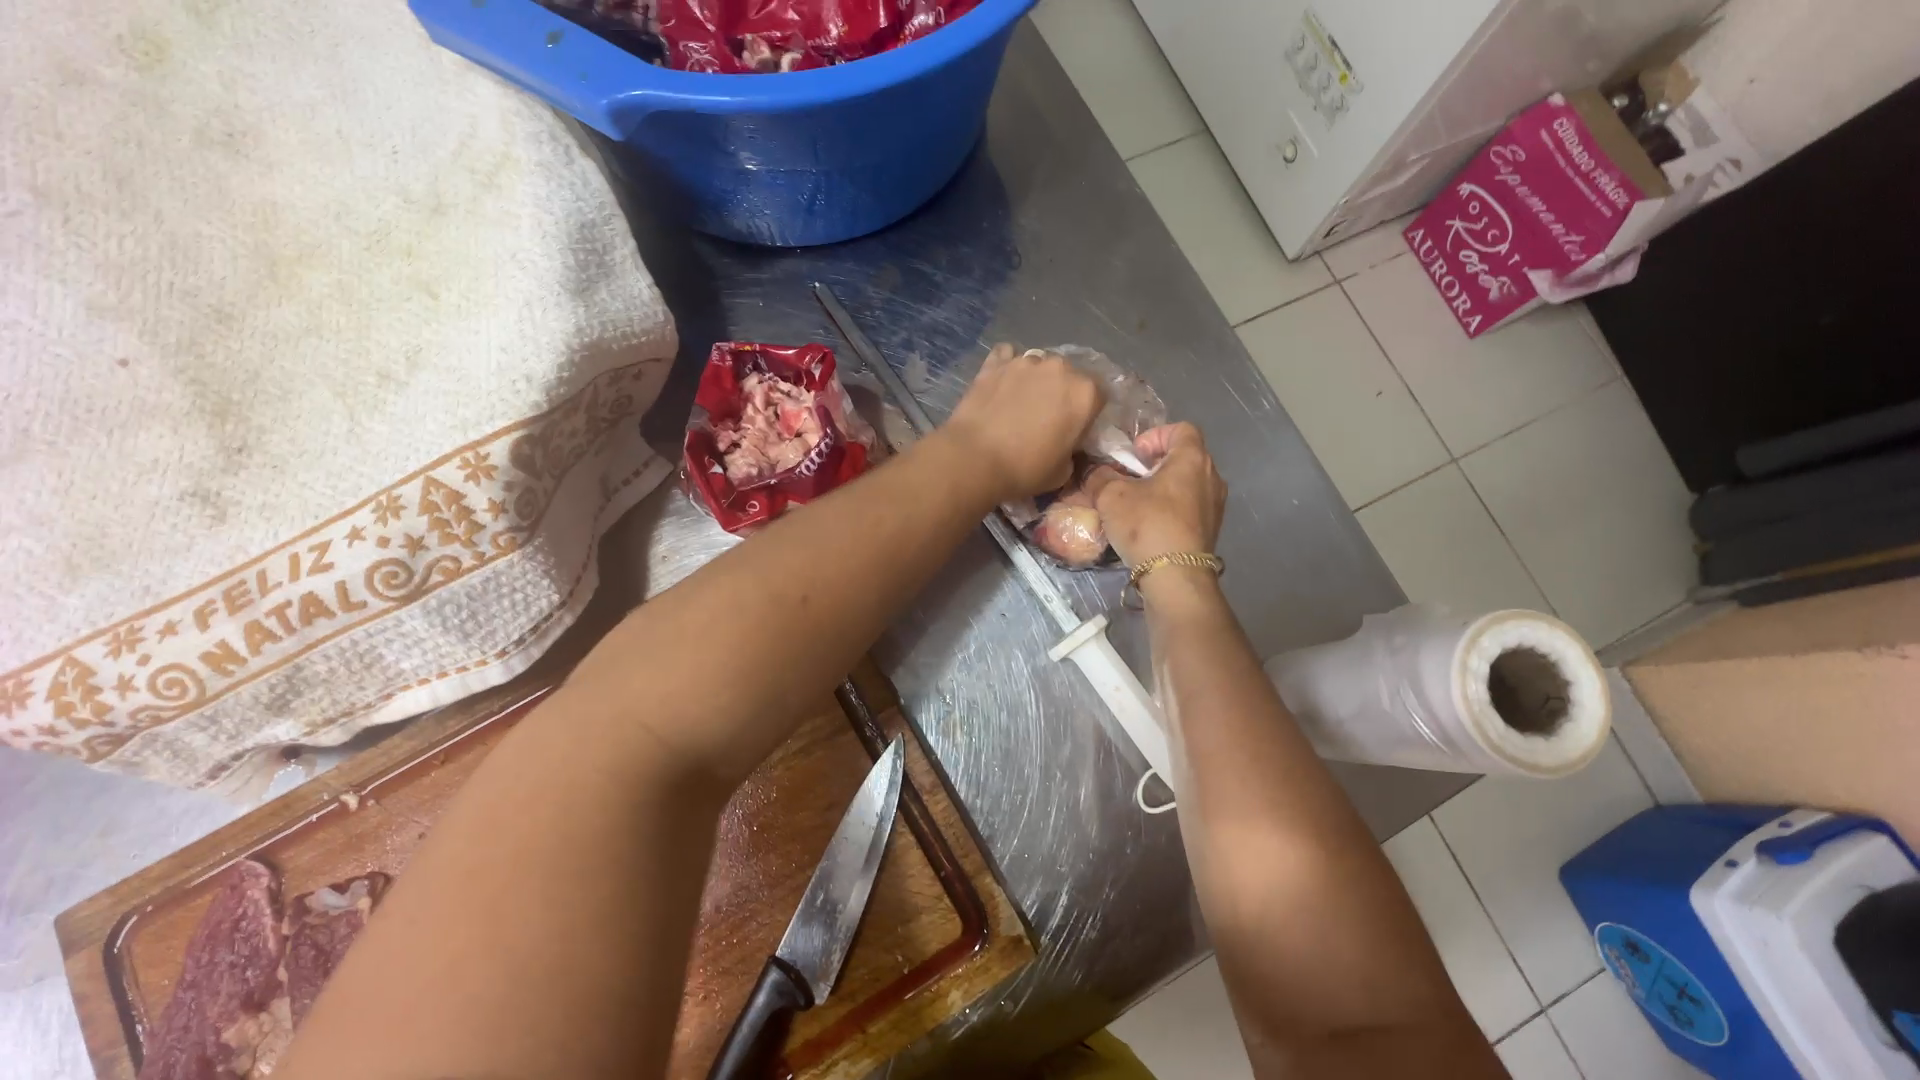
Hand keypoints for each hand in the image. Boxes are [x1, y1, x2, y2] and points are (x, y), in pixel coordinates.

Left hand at [941, 344, 1102, 499]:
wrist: (974, 459)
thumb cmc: (1025, 469)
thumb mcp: (1064, 471)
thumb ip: (1073, 449)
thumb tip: (1065, 442)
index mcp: (1085, 393)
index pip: (1100, 394)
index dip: (1089, 412)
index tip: (1076, 428)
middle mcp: (1060, 368)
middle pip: (1070, 375)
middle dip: (1063, 392)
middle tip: (1047, 417)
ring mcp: (1026, 361)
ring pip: (1039, 365)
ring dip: (1035, 380)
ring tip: (1019, 402)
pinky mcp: (995, 362)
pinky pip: (1007, 355)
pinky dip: (1007, 366)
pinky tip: (1001, 383)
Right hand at [1084, 423, 1225, 565]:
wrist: (1176, 576)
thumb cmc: (1147, 524)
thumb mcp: (1111, 496)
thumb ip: (1100, 476)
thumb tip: (1095, 472)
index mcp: (1192, 458)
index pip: (1181, 429)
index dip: (1156, 435)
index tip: (1135, 455)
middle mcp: (1212, 476)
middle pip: (1185, 457)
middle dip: (1157, 464)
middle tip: (1132, 478)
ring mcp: (1215, 505)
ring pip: (1188, 484)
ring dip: (1165, 488)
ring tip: (1139, 505)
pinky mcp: (1212, 530)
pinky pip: (1191, 508)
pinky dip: (1172, 510)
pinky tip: (1150, 527)